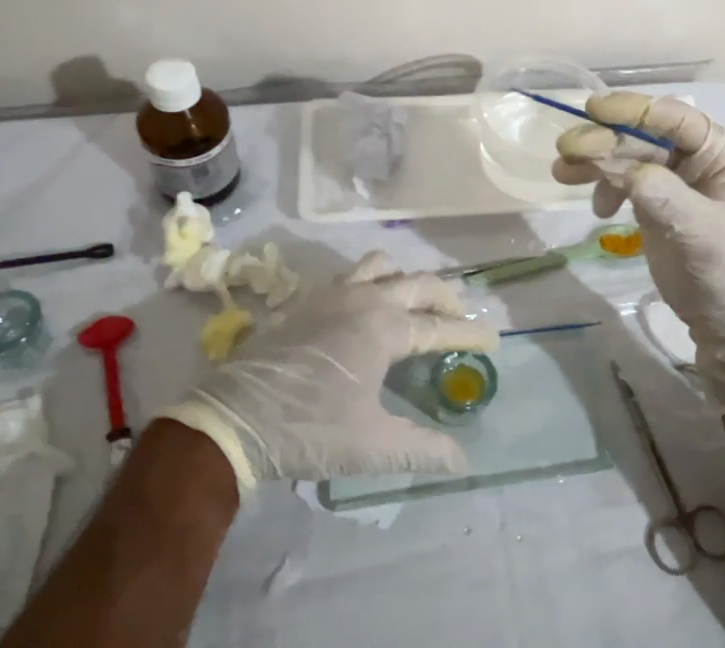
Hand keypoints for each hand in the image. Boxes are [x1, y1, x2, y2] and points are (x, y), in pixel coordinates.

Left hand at [163, 253, 499, 488]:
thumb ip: (423, 449)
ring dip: (404, 279)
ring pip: (379, 266)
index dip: (469, 333)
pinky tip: (365, 311)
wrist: (232, 422)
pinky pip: (348, 276)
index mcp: (383, 327)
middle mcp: (361, 299)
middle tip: (460, 318)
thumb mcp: (373, 446)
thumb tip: (462, 459)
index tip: (493, 341)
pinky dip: (370, 283)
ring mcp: (329, 296)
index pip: (439, 325)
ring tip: (414, 305)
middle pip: (417, 282)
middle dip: (445, 297)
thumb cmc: (309, 430)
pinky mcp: (303, 304)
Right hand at [553, 93, 724, 412]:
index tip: (595, 111)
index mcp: (721, 153)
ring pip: (627, 154)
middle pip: (643, 134)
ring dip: (594, 160)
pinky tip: (597, 209)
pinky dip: (601, 184)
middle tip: (566, 149)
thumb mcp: (701, 234)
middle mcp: (696, 157)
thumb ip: (664, 196)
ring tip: (561, 171)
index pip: (675, 118)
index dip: (635, 109)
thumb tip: (625, 169)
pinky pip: (621, 178)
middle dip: (605, 139)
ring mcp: (673, 177)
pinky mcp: (653, 198)